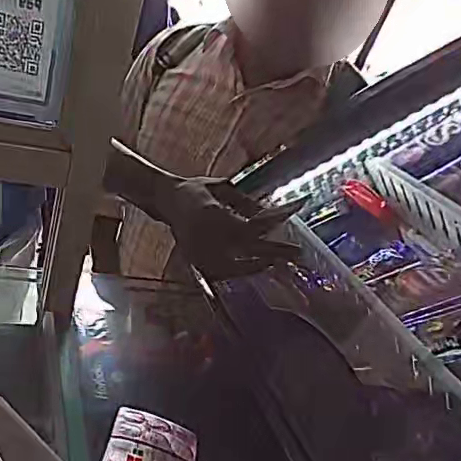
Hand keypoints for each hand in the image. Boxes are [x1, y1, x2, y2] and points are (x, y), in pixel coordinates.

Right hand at [155, 178, 306, 279]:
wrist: (165, 200)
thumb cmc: (195, 191)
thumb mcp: (222, 188)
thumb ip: (245, 202)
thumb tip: (271, 214)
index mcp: (213, 213)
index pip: (252, 223)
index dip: (276, 218)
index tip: (295, 212)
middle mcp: (206, 234)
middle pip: (249, 248)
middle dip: (275, 251)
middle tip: (296, 253)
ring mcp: (199, 250)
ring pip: (235, 266)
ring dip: (257, 265)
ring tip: (275, 262)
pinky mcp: (195, 259)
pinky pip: (221, 271)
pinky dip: (238, 271)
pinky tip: (252, 267)